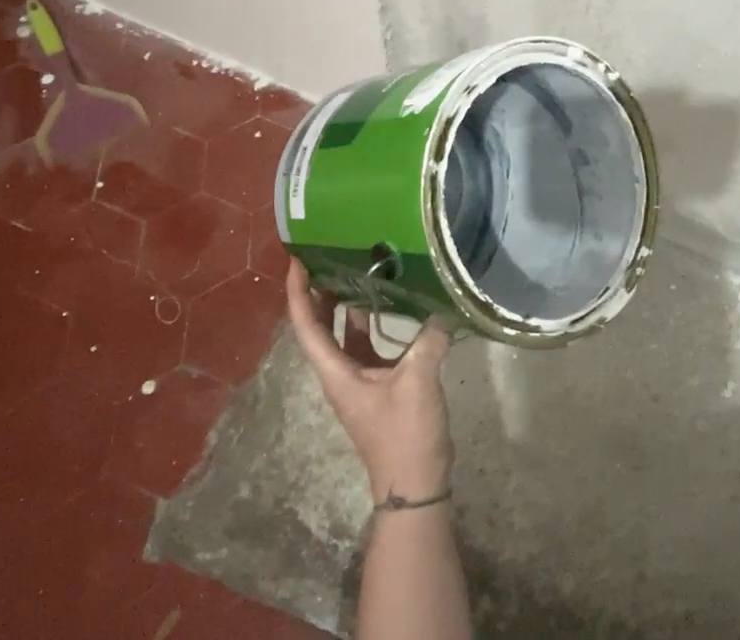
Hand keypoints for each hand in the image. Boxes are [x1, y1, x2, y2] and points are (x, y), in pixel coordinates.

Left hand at [285, 259, 454, 504]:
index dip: (298, 293)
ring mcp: (358, 381)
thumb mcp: (418, 382)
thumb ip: (429, 341)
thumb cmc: (405, 433)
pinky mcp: (379, 387)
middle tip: (329, 257)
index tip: (297, 261)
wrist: (414, 482)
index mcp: (336, 372)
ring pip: (344, 336)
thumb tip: (443, 309)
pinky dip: (372, 324)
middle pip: (320, 327)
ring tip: (359, 273)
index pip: (306, 326)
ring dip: (346, 307)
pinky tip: (393, 309)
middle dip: (319, 293)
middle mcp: (340, 374)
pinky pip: (367, 347)